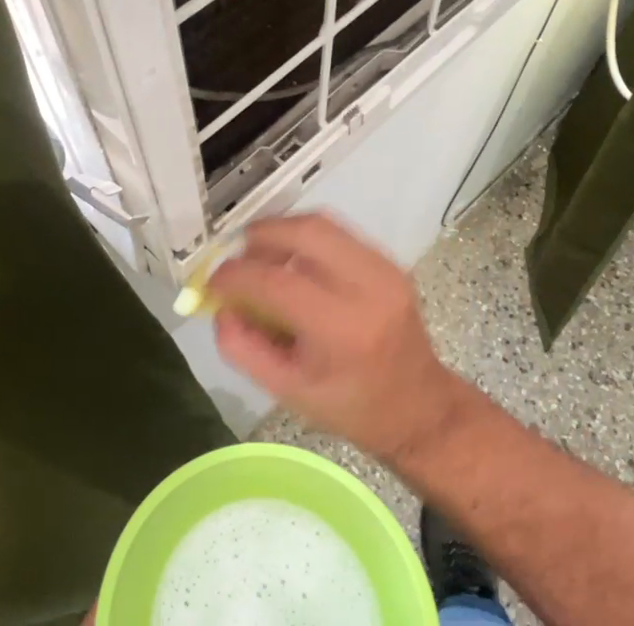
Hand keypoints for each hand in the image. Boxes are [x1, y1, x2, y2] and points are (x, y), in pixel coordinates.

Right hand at [209, 214, 470, 460]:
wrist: (420, 409)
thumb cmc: (351, 406)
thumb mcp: (287, 390)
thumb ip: (243, 347)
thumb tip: (220, 307)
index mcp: (342, 330)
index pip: (277, 283)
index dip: (236, 276)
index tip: (213, 282)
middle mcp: (369, 289)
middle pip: (306, 232)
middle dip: (261, 236)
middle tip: (238, 257)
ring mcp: (385, 271)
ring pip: (323, 225)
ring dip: (283, 233)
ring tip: (262, 258)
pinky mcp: (390, 264)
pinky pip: (339, 235)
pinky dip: (307, 240)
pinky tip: (293, 264)